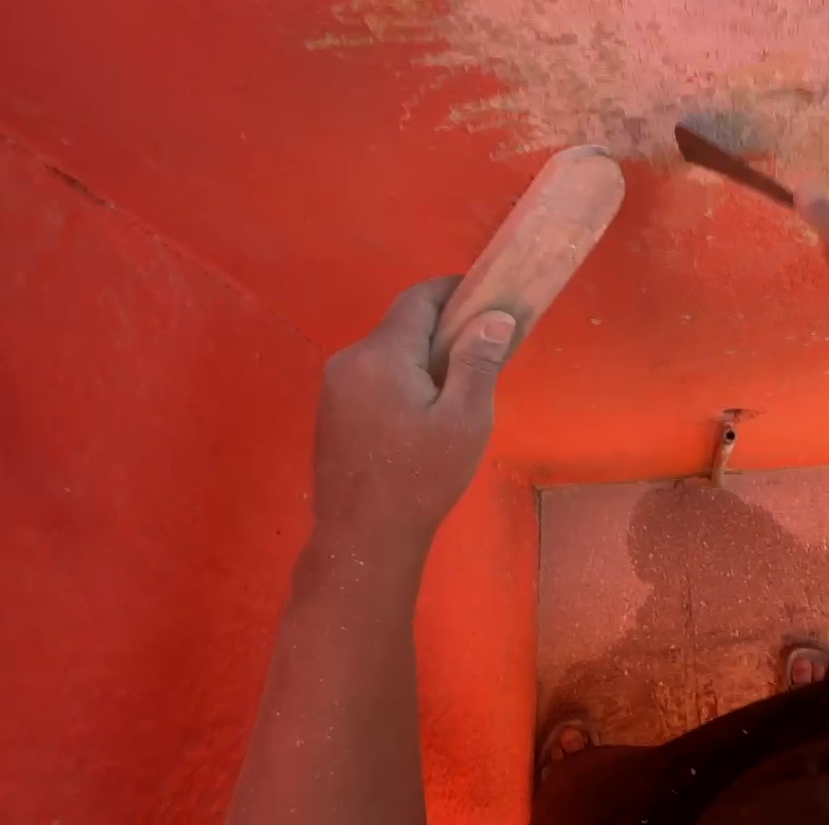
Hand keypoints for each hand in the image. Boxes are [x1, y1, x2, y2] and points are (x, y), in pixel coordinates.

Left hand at [310, 277, 515, 565]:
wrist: (364, 537)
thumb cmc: (422, 476)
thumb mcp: (465, 419)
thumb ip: (478, 361)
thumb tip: (495, 316)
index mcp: (381, 355)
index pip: (419, 299)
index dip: (455, 290)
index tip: (488, 299)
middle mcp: (350, 359)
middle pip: (404, 324)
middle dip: (444, 328)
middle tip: (482, 354)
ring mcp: (336, 385)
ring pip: (390, 350)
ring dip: (424, 355)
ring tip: (458, 389)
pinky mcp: (333, 408)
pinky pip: (376, 373)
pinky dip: (405, 376)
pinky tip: (424, 412)